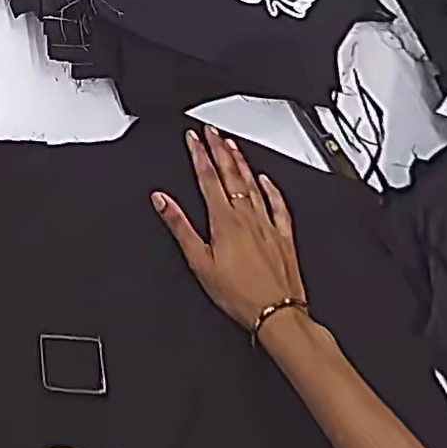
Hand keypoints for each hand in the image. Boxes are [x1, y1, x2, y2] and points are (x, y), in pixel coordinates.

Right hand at [151, 127, 305, 332]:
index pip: (208, 178)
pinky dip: (272, 190)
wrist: (278, 315)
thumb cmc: (238, 292)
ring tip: (232, 145)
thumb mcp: (199, 260)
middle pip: (230, 175)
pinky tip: (266, 180)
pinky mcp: (284, 237)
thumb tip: (162, 200)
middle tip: (212, 132)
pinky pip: (278, 206)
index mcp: (224, 220)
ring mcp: (267, 225)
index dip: (199, 154)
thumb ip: (179, 226)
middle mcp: (247, 217)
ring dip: (241, 162)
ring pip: (253, 184)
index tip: (193, 138)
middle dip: (219, 149)